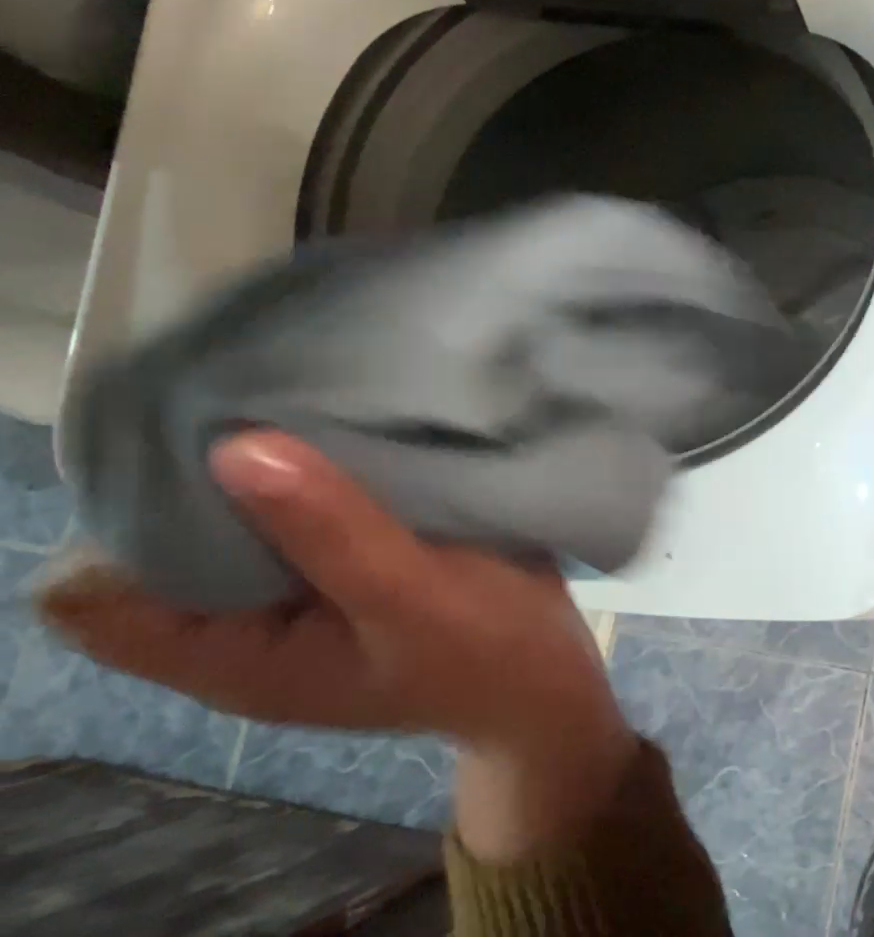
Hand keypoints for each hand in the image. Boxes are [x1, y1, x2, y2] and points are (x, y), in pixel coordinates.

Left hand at [38, 430, 635, 858]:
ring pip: (227, 522)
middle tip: (265, 426)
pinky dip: (308, 482)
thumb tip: (238, 447)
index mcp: (229, 658)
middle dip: (198, 486)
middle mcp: (238, 628)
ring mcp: (289, 600)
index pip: (94, 596)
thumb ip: (335, 532)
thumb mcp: (416, 597)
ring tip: (308, 426)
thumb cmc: (488, 650)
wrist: (551, 676)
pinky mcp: (335, 573)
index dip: (128, 528)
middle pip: (154, 545)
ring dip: (259, 476)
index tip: (207, 467)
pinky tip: (348, 451)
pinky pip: (289, 517)